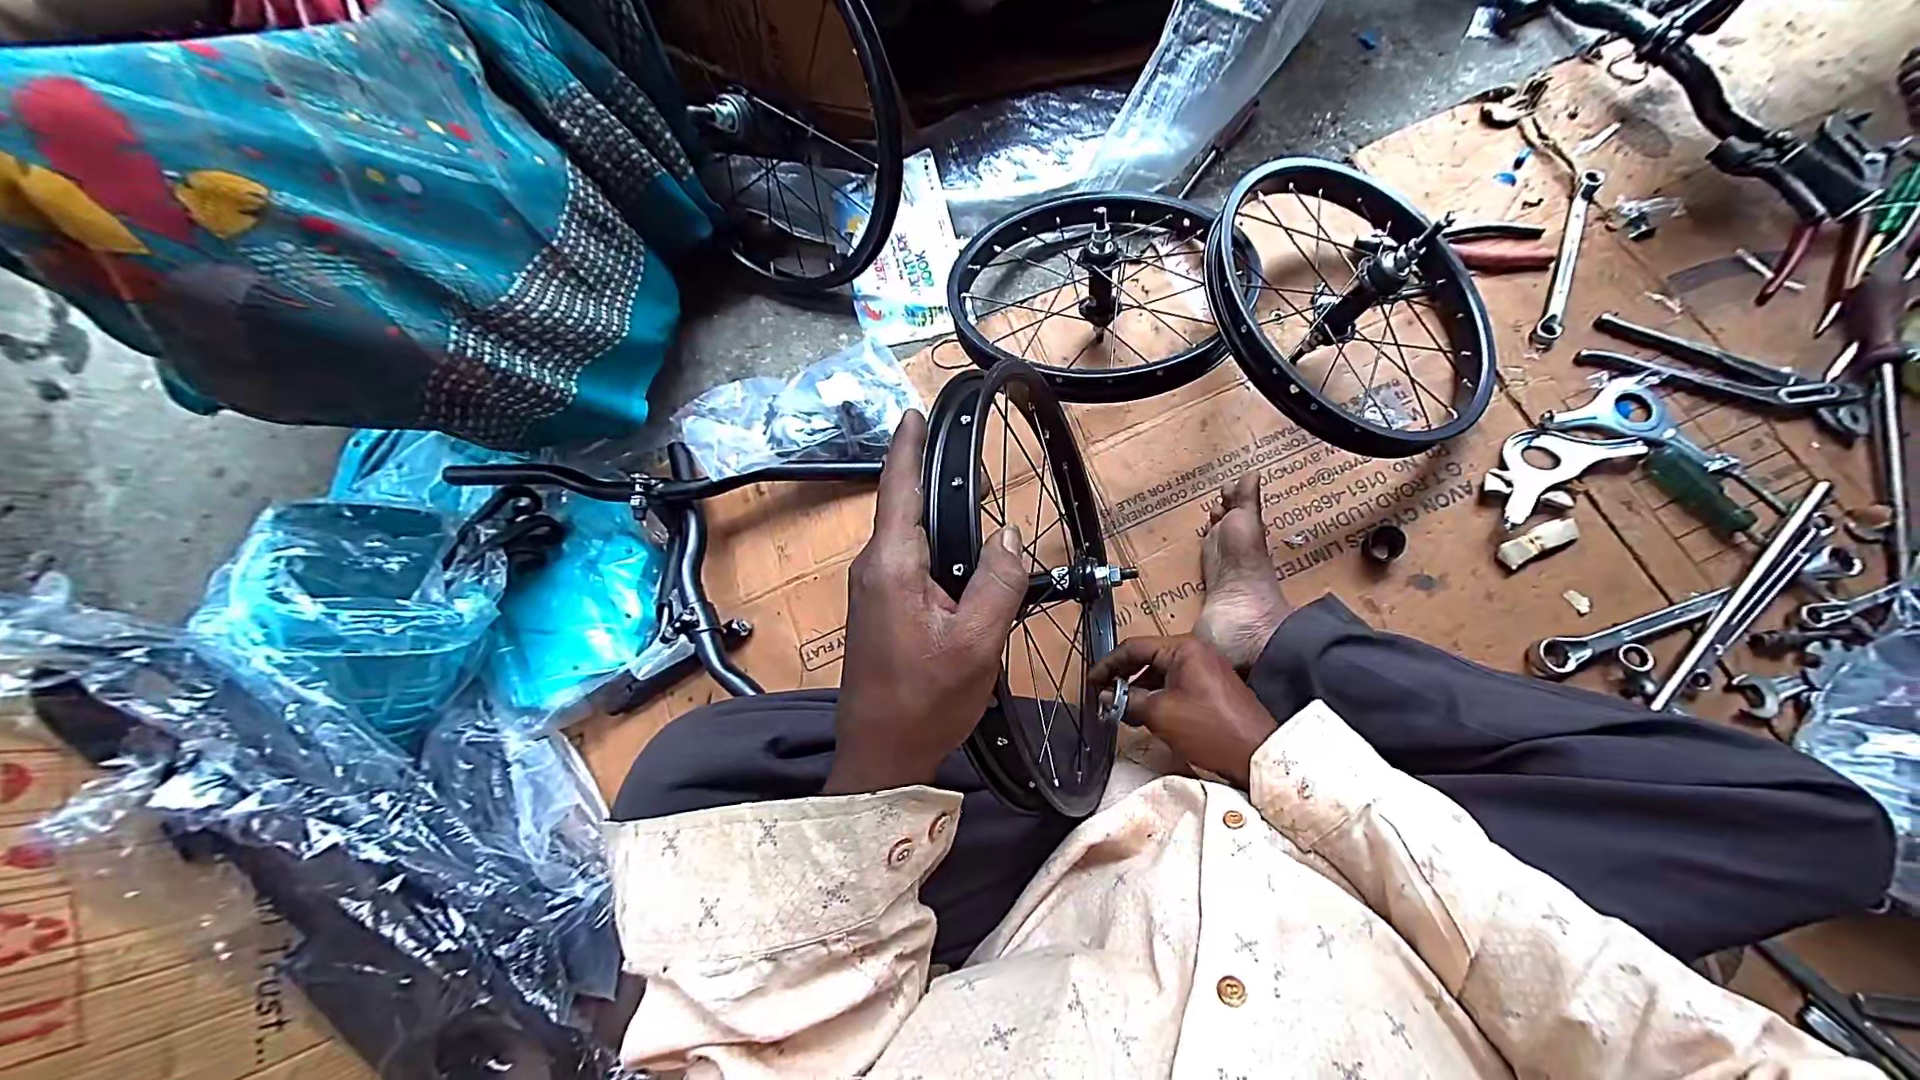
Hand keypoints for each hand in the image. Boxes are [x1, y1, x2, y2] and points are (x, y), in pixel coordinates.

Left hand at [823, 410, 1026, 794]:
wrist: (881, 755)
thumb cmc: (925, 701)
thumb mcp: (976, 640)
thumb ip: (998, 581)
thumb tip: (1011, 535)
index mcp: (892, 566)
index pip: (899, 488)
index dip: (908, 446)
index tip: (914, 412)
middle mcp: (874, 569)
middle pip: (907, 510)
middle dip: (939, 486)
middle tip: (979, 474)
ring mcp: (872, 590)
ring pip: (911, 539)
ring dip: (944, 524)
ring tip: (981, 516)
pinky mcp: (880, 609)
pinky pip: (911, 565)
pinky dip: (940, 554)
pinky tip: (966, 566)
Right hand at [1089, 634, 1277, 787]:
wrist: (1258, 755)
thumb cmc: (1211, 729)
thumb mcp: (1160, 713)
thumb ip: (1128, 700)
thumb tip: (1108, 696)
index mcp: (1183, 648)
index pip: (1133, 647)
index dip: (1108, 665)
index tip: (1093, 682)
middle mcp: (1196, 651)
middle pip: (1146, 658)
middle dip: (1123, 678)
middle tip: (1104, 696)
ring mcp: (1207, 669)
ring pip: (1160, 673)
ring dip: (1139, 689)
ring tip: (1123, 710)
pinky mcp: (1213, 687)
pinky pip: (1176, 684)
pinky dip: (1158, 696)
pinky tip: (1148, 715)